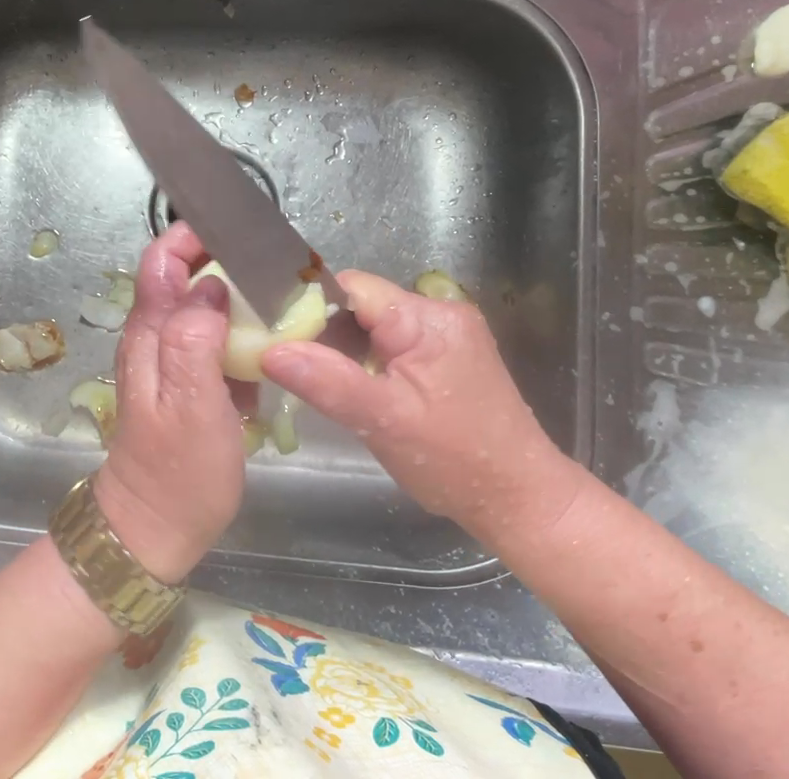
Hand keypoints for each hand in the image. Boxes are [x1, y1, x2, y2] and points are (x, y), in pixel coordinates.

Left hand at [93, 223, 245, 582]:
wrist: (158, 528)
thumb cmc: (179, 471)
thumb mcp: (191, 402)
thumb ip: (194, 338)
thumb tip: (209, 284)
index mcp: (149, 335)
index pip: (160, 262)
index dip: (191, 238)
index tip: (238, 232)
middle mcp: (154, 339)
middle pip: (184, 280)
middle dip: (224, 263)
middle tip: (276, 267)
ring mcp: (172, 363)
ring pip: (202, 310)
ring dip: (238, 299)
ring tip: (284, 297)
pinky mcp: (191, 386)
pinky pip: (216, 345)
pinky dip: (241, 335)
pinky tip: (271, 343)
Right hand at [260, 270, 575, 539]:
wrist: (519, 499)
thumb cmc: (455, 461)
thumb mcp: (381, 421)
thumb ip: (325, 381)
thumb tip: (269, 350)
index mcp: (427, 319)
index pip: (350, 287)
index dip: (309, 308)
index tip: (278, 338)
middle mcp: (440, 314)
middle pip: (358, 305)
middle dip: (324, 334)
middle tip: (294, 370)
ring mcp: (446, 335)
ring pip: (371, 326)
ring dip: (343, 352)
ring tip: (322, 385)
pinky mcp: (446, 357)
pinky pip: (390, 345)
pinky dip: (365, 364)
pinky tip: (356, 393)